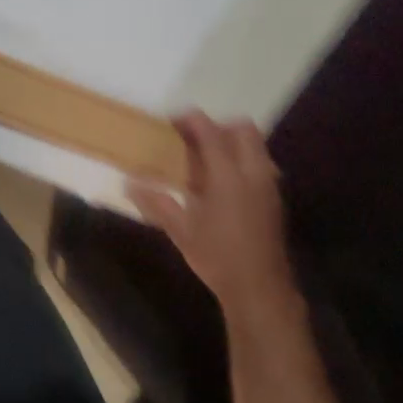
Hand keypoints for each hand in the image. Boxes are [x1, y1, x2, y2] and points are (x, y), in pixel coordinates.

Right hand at [129, 111, 294, 314]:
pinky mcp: (273, 197)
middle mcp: (252, 172)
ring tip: (207, 158)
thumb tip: (129, 183)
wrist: (258, 284)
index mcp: (227, 176)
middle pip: (243, 129)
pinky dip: (243, 159)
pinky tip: (223, 182)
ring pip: (256, 145)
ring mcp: (267, 184)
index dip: (193, 121)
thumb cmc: (216, 255)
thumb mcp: (180, 230)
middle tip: (193, 138)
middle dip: (218, 126)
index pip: (211, 134)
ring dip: (233, 141)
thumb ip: (156, 202)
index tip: (174, 118)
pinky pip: (260, 163)